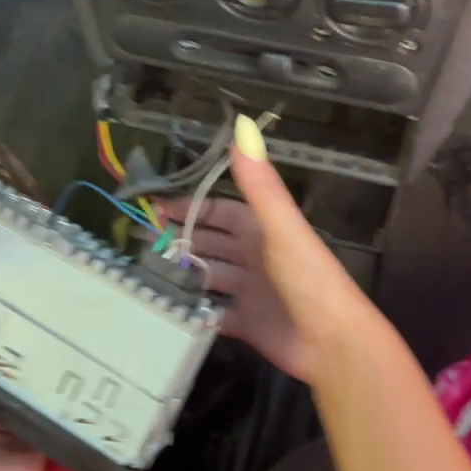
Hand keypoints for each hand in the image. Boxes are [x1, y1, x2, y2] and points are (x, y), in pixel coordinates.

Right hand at [162, 118, 380, 385]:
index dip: (190, 206)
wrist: (332, 342)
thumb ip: (259, 182)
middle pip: (210, 242)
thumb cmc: (308, 278)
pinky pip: (213, 313)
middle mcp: (255, 256)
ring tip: (142, 270)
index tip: (154, 208)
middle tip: (138, 238)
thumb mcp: (281, 226)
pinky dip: (193, 309)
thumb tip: (242, 127)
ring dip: (181, 272)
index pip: (219, 210)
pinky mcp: (248, 324)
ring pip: (208, 275)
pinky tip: (166, 307)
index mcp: (263, 230)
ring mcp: (250, 291)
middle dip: (178, 237)